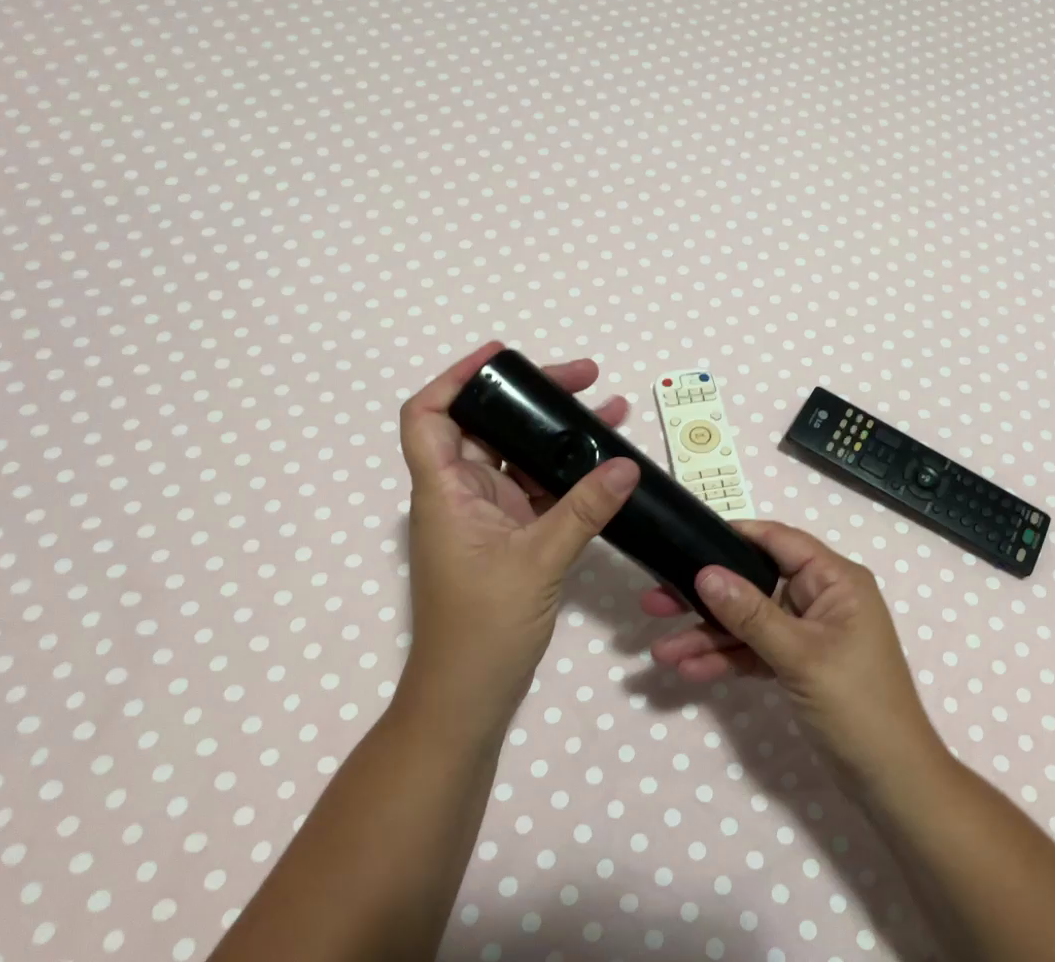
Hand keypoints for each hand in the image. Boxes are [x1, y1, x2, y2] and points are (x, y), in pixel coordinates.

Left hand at [398, 342, 639, 710]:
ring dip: (558, 437)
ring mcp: (487, 518)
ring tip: (610, 409)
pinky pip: (538, 493)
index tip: (503, 358)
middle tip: (585, 379)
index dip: (458, 378)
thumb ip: (583, 510)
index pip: (430, 416)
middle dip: (533, 400)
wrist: (468, 696)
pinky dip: (567, 476)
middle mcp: (461, 495)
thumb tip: (625, 464)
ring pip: (518, 459)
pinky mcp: (510, 540)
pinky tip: (606, 465)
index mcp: (445, 491)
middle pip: (488, 427)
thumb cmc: (482, 628)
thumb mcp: (538, 562)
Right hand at [643, 522, 944, 783]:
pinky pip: (755, 652)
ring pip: (749, 623)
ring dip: (708, 637)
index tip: (686, 540)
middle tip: (654, 603)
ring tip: (661, 653)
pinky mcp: (798, 666)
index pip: (779, 542)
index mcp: (836, 581)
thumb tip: (705, 573)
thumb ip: (750, 614)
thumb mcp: (800, 655)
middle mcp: (822, 599)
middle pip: (755, 584)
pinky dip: (727, 660)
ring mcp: (809, 634)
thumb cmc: (856, 704)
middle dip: (706, 597)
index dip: (734, 538)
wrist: (889, 778)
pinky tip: (690, 671)